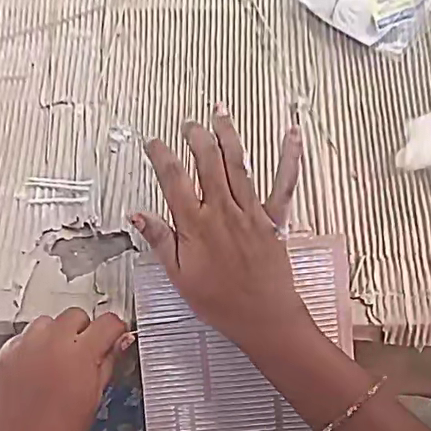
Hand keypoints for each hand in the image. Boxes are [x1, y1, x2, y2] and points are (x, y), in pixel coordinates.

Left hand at [0, 307, 128, 430]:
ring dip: (58, 335)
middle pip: (76, 315)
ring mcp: (25, 345)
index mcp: (80, 353)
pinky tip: (39, 370)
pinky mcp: (5, 353)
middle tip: (86, 356)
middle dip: (84, 331)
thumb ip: (107, 364)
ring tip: (60, 363)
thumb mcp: (95, 397)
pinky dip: (34, 346)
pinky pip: (25, 336)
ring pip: (48, 322)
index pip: (107, 322)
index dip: (115, 330)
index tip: (115, 337)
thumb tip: (116, 345)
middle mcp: (51, 342)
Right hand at [134, 110, 313, 355]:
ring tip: (219, 113)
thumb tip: (138, 215)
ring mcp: (250, 212)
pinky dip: (289, 158)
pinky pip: (284, 183)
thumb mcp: (180, 276)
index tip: (154, 144)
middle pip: (207, 162)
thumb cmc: (220, 303)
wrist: (262, 317)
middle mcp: (222, 212)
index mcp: (196, 226)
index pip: (174, 180)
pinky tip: (292, 135)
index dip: (162, 157)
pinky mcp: (273, 220)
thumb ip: (160, 241)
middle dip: (195, 137)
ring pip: (237, 163)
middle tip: (188, 126)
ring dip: (227, 135)